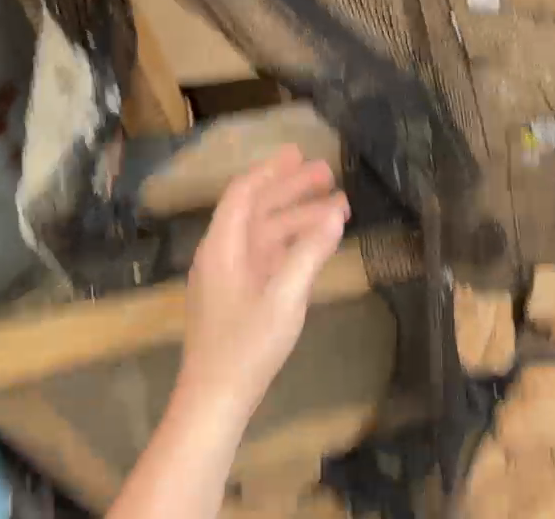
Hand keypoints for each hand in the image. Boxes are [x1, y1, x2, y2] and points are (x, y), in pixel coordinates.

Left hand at [178, 145, 348, 420]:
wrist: (215, 401)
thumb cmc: (246, 346)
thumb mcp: (284, 298)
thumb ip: (309, 254)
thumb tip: (335, 216)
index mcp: (222, 250)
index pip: (243, 196)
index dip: (271, 171)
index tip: (298, 153)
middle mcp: (222, 256)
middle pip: (256, 210)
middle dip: (291, 189)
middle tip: (329, 173)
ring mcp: (229, 277)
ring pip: (265, 232)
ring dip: (299, 216)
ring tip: (339, 207)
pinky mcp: (239, 295)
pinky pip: (268, 253)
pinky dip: (294, 240)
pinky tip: (319, 241)